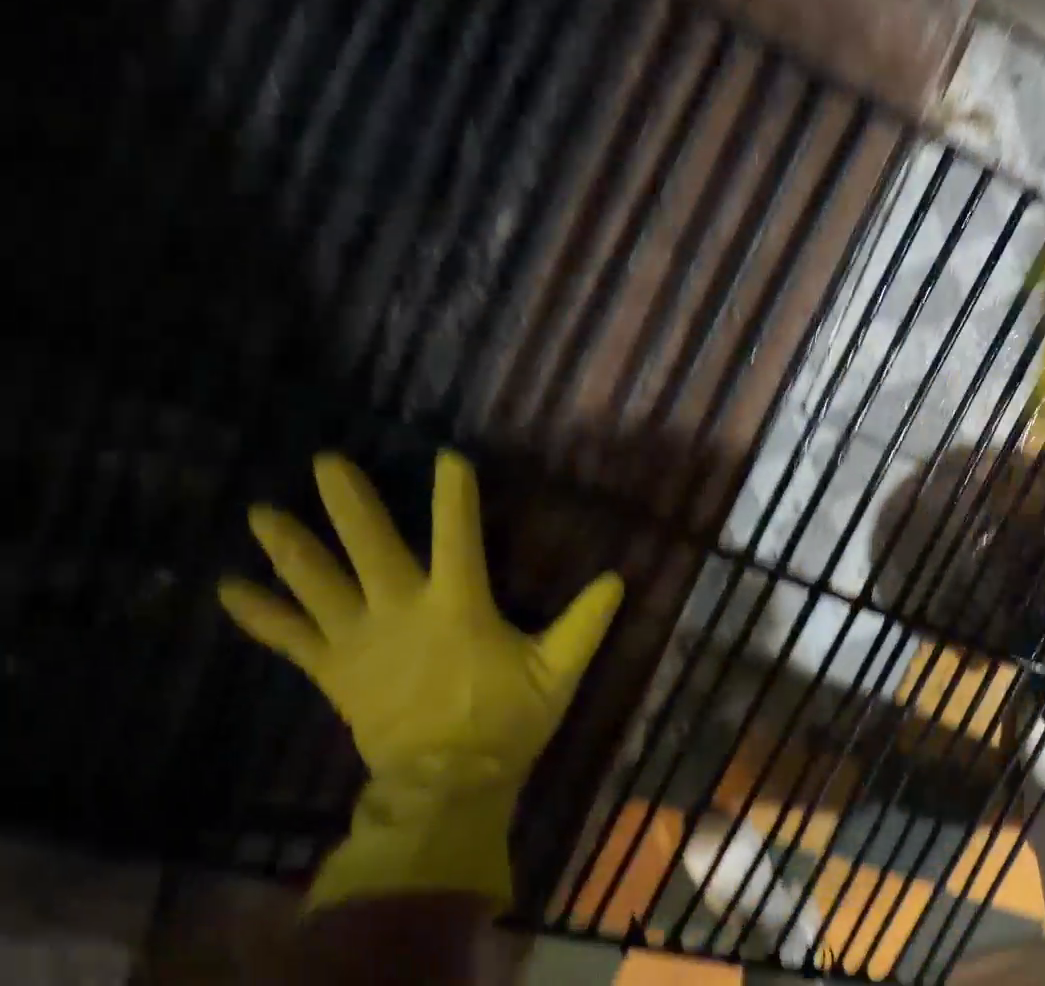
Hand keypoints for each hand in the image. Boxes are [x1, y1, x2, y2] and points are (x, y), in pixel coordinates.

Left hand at [219, 450, 623, 909]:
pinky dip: (260, 614)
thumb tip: (617, 578)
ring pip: (317, 584)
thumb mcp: (560, 671)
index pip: (459, 537)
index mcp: (459, 606)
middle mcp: (401, 611)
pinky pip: (289, 639)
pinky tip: (229, 589)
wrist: (445, 784)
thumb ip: (586, 623)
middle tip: (325, 462)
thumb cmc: (507, 722)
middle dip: (350, 503)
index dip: (453, 496)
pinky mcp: (333, 671)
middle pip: (370, 547)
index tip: (447, 457)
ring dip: (290, 546)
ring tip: (260, 512)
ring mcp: (360, 641)